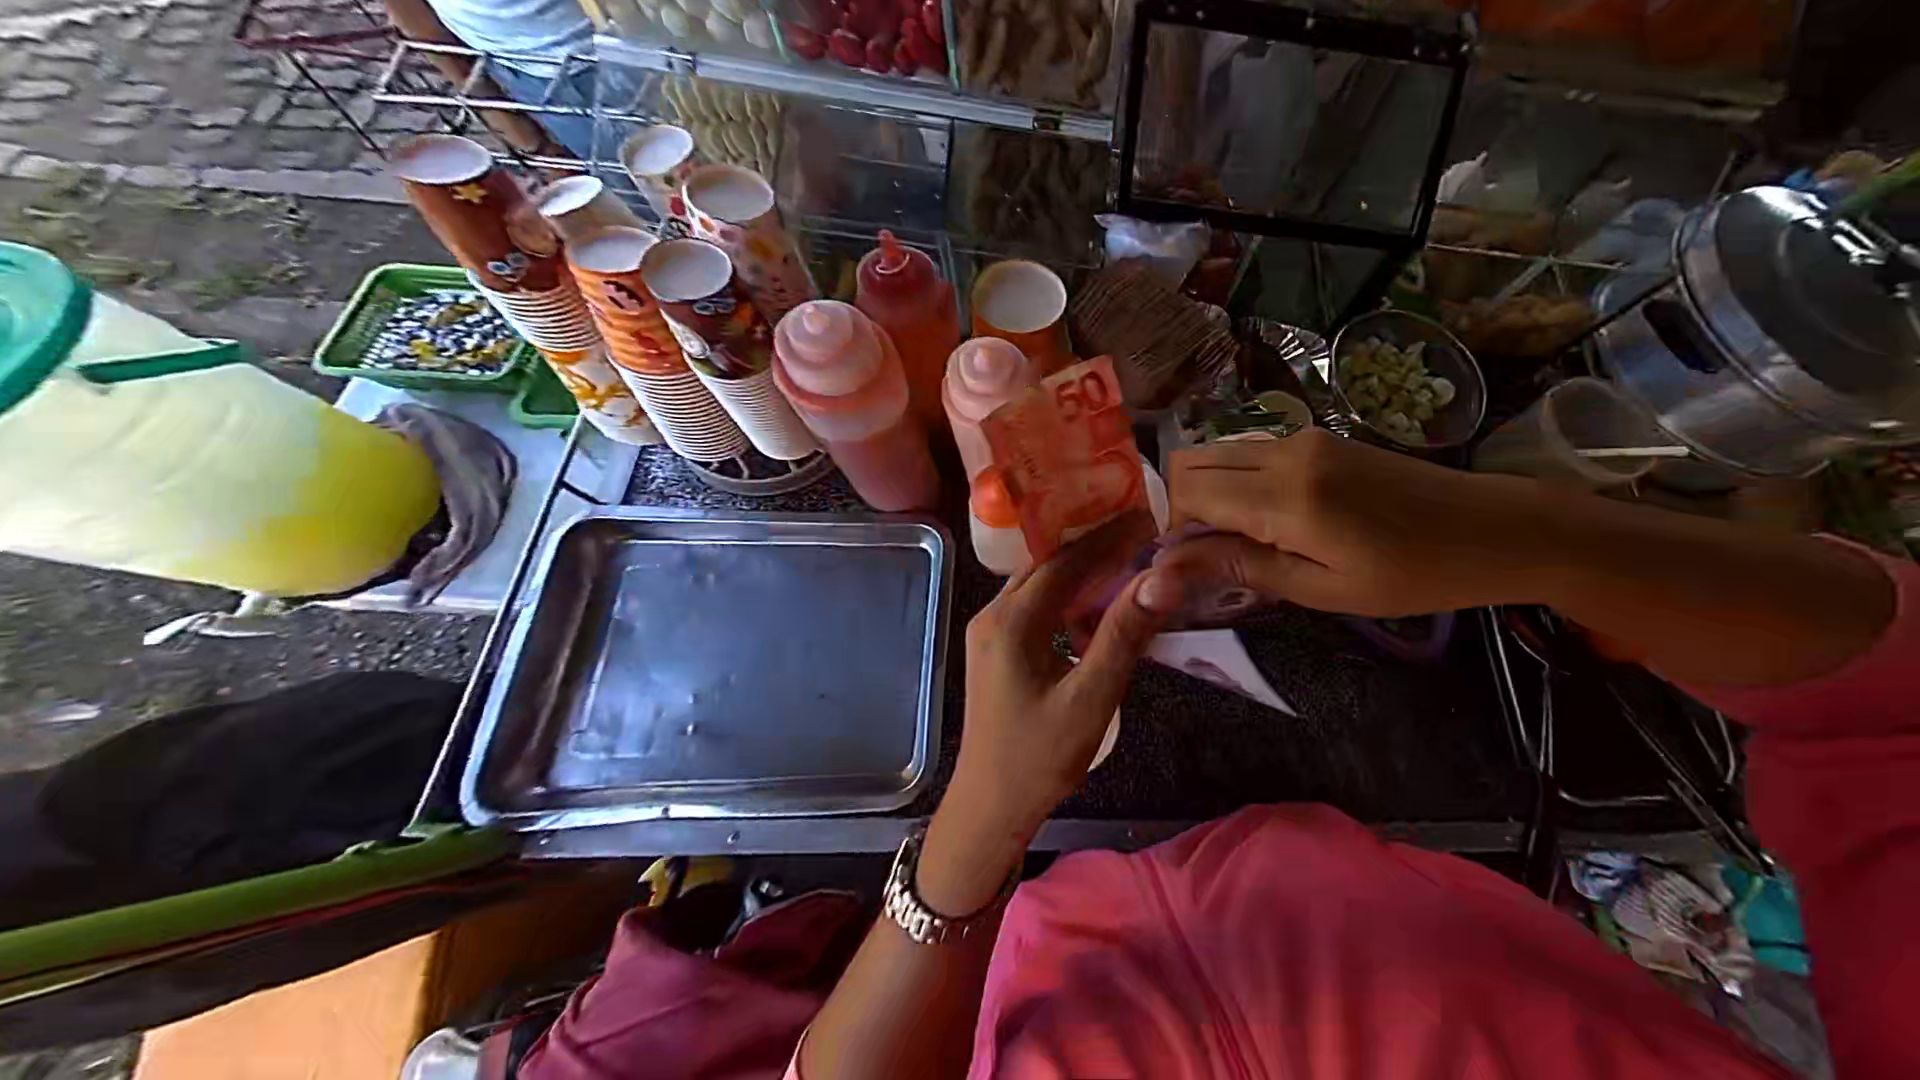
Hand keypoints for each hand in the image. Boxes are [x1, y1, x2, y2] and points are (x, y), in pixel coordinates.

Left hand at [919, 513, 1176, 912]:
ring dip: (1078, 570)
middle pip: (1047, 565)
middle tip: (1141, 529)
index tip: (1148, 515)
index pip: (1066, 562)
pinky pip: (1032, 608)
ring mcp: (988, 631)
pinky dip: (1064, 598)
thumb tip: (1161, 578)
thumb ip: (1122, 636)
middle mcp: (992, 614)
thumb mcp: (1090, 698)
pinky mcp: (994, 648)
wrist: (989, 804)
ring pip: (1038, 584)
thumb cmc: (1039, 758)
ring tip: (1125, 557)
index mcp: (1011, 621)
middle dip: (1093, 545)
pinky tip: (1093, 606)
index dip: (1109, 537)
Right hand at [1155, 430, 1549, 616]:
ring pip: (1215, 452)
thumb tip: (1166, 565)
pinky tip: (1262, 516)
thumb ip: (1238, 566)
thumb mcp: (1320, 588)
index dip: (1171, 527)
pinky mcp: (1316, 437)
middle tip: (1204, 548)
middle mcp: (1285, 453)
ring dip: (1205, 490)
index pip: (1189, 492)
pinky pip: (1246, 451)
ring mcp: (1302, 439)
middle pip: (1192, 461)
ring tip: (1232, 535)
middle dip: (1180, 504)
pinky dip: (1232, 480)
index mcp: (1287, 498)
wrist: (1497, 528)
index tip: (1185, 561)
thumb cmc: (1411, 575)